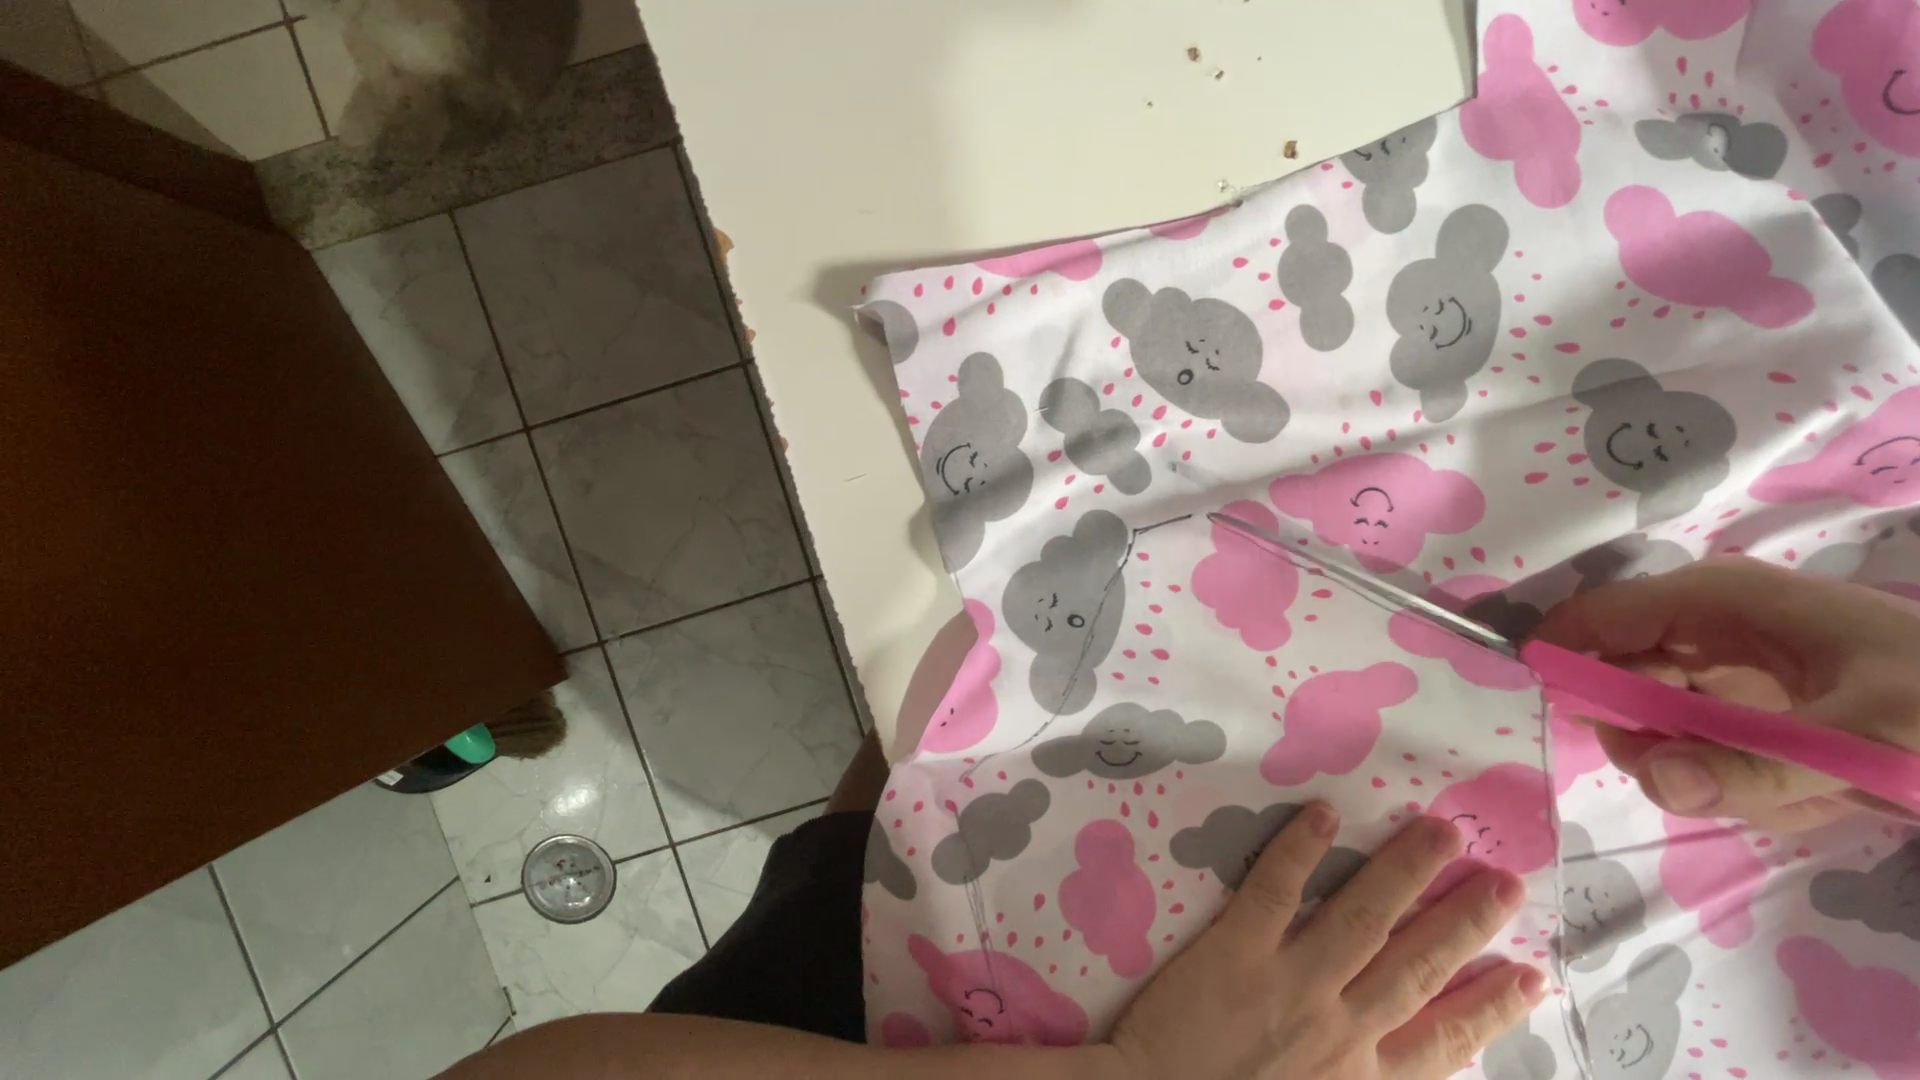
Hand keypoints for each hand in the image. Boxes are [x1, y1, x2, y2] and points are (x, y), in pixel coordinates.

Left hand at [1107, 803, 1543, 1079]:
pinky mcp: (1235, 952)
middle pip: (1417, 966)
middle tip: (1508, 880)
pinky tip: (1327, 814)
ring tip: (1443, 832)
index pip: (1446, 1038)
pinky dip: (1301, 851)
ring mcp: (1292, 985)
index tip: (1533, 974)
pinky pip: (1275, 892)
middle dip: (1466, 923)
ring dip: (1406, 872)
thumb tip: (1400, 1051)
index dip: (1494, 1006)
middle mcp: (1343, 1031)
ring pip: (1362, 918)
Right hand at [1535, 555, 1919, 829]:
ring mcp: (1732, 666)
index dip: (1558, 661)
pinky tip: (1804, 796)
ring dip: (1703, 769)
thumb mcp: (1868, 746)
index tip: (1551, 718)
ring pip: (1656, 721)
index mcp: (1716, 601)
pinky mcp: (1755, 705)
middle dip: (1647, 739)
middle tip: (1694, 783)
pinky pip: (1702, 744)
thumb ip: (1757, 770)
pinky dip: (1737, 780)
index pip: (1594, 619)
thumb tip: (1657, 781)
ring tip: (1783, 797)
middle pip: (1616, 677)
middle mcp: (1708, 624)